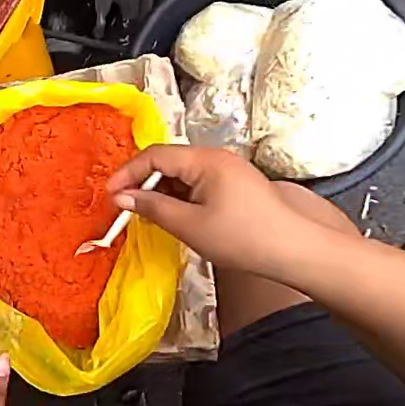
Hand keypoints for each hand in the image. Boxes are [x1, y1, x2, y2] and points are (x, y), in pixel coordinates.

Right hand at [106, 144, 320, 274]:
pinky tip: (173, 217)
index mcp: (205, 161)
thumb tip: (122, 198)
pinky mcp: (235, 186)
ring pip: (182, 175)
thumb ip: (152, 208)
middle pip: (169, 162)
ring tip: (146, 217)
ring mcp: (228, 171)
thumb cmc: (242, 237)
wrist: (295, 250)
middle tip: (125, 209)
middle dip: (143, 183)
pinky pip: (197, 184)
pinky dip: (179, 198)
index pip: (155, 155)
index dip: (128, 173)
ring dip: (161, 193)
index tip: (110, 195)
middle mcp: (216, 158)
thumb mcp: (190, 225)